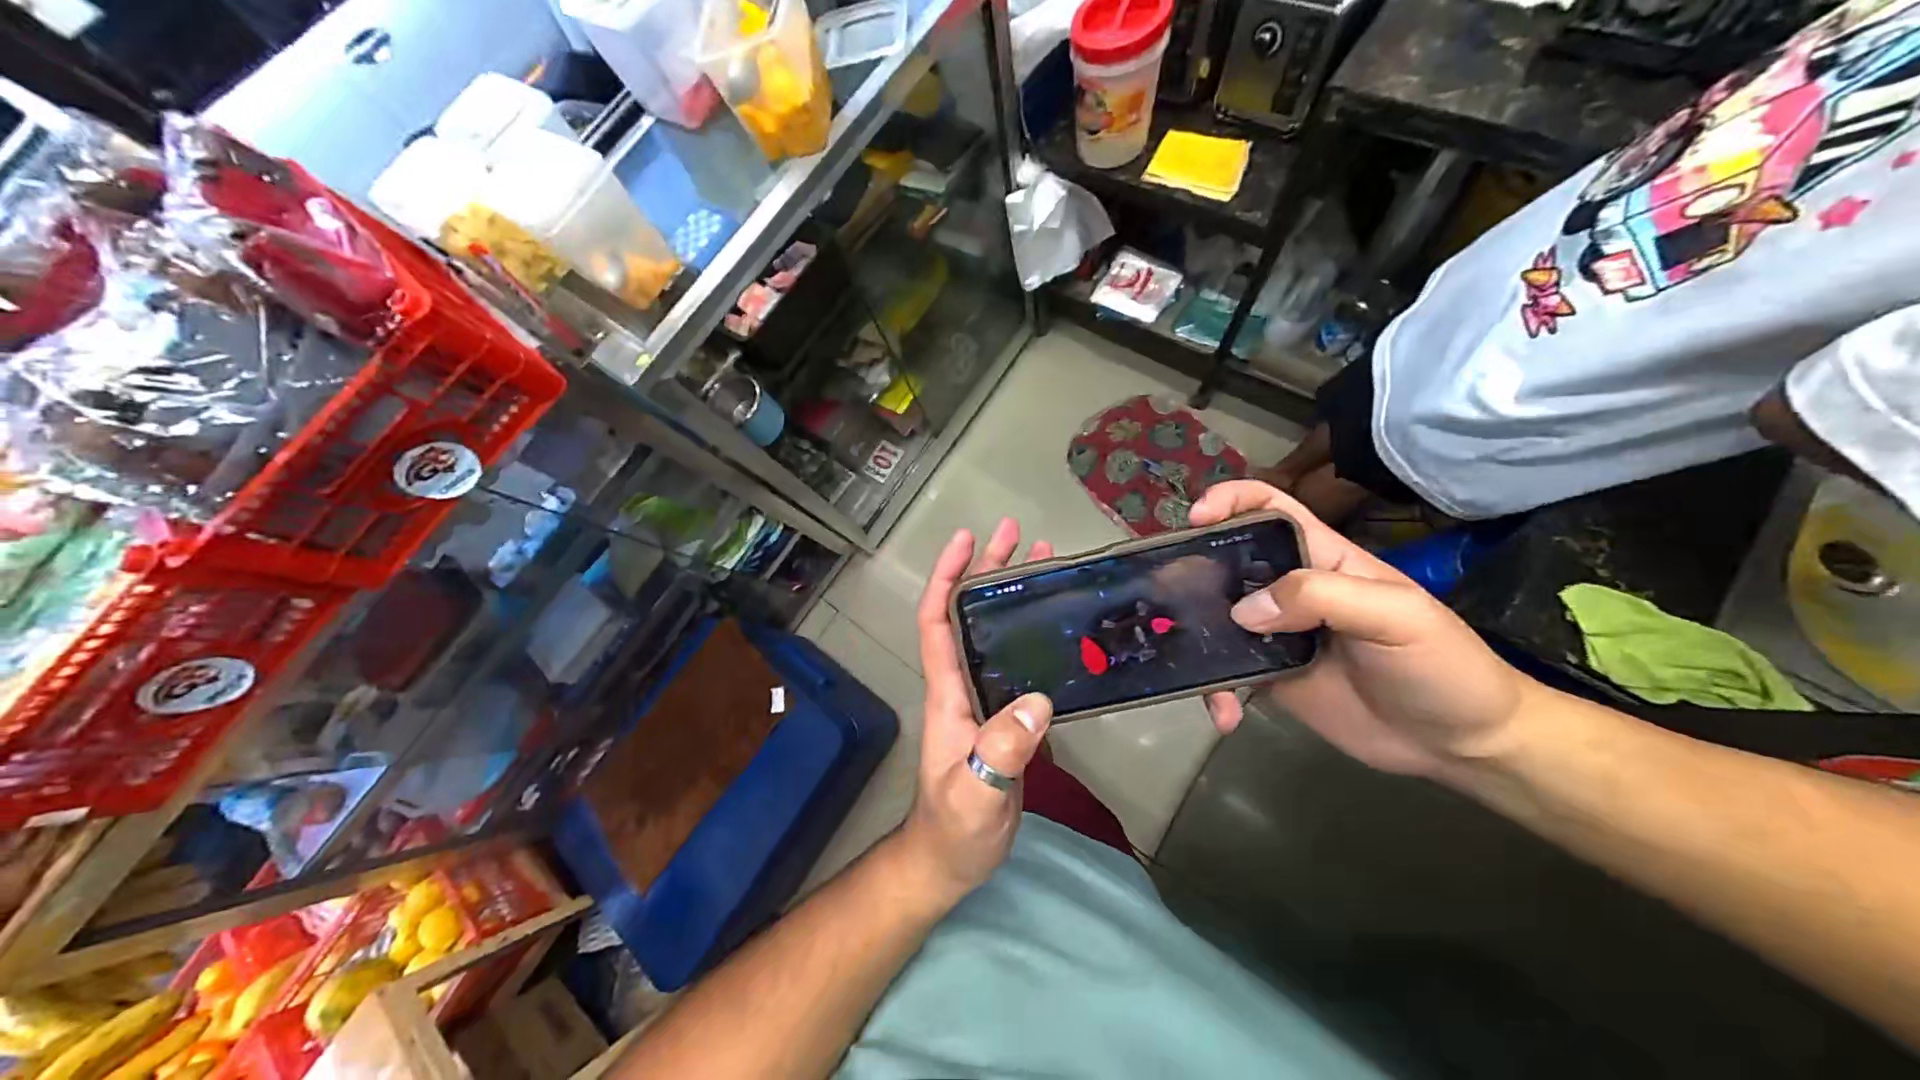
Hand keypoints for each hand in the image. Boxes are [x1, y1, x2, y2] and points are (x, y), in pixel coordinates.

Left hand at [896, 518, 1054, 905]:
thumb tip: (1037, 703)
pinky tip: (1056, 626)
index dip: (947, 577)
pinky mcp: (1004, 717)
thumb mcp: (976, 794)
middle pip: (968, 615)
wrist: (951, 860)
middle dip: (987, 570)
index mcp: (947, 693)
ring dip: (1011, 595)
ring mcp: (983, 699)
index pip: (937, 621)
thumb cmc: (954, 828)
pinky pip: (1015, 662)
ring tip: (1042, 559)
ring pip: (993, 633)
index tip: (966, 539)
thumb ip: (1000, 753)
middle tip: (1018, 533)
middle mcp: (962, 685)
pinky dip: (1031, 634)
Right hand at [1189, 480, 1532, 779]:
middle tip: (1164, 596)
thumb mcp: (1396, 616)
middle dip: (1192, 572)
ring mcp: (1276, 634)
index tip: (1195, 519)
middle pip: (1228, 562)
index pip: (1270, 508)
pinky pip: (1227, 674)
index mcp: (1322, 557)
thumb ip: (1322, 596)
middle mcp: (1290, 590)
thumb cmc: (1442, 665)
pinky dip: (1216, 692)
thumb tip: (1245, 610)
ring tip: (1186, 663)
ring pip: (1217, 621)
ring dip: (1195, 639)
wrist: (1461, 743)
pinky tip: (1226, 715)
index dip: (1231, 501)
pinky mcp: (1270, 677)